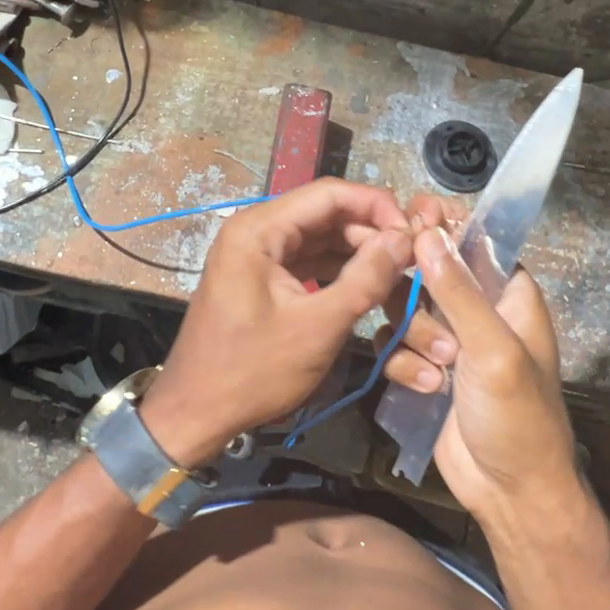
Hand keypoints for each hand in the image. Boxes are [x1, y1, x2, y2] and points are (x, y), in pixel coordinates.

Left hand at [139, 178, 412, 468]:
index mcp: (259, 229)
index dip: (376, 205)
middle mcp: (256, 231)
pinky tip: (371, 284)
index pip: (329, 194)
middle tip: (413, 255)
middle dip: (370, 230)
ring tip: (400, 270)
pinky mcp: (262, 278)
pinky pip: (308, 260)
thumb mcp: (317, 327)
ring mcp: (257, 255)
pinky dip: (339, 269)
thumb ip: (364, 279)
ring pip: (320, 237)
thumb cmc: (251, 371)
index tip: (413, 233)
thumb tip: (404, 239)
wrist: (196, 415)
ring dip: (358, 250)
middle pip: (325, 213)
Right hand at [379, 199, 581, 523]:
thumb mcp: (493, 349)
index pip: (470, 239)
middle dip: (419, 299)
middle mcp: (477, 307)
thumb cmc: (518, 415)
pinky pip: (395, 345)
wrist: (509, 491)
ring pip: (404, 308)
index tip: (407, 227)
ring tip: (440, 371)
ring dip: (414, 338)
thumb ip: (457, 291)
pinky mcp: (425, 367)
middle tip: (429, 326)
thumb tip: (426, 231)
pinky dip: (405, 365)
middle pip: (425, 271)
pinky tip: (426, 389)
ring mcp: (448, 338)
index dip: (438, 229)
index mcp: (508, 292)